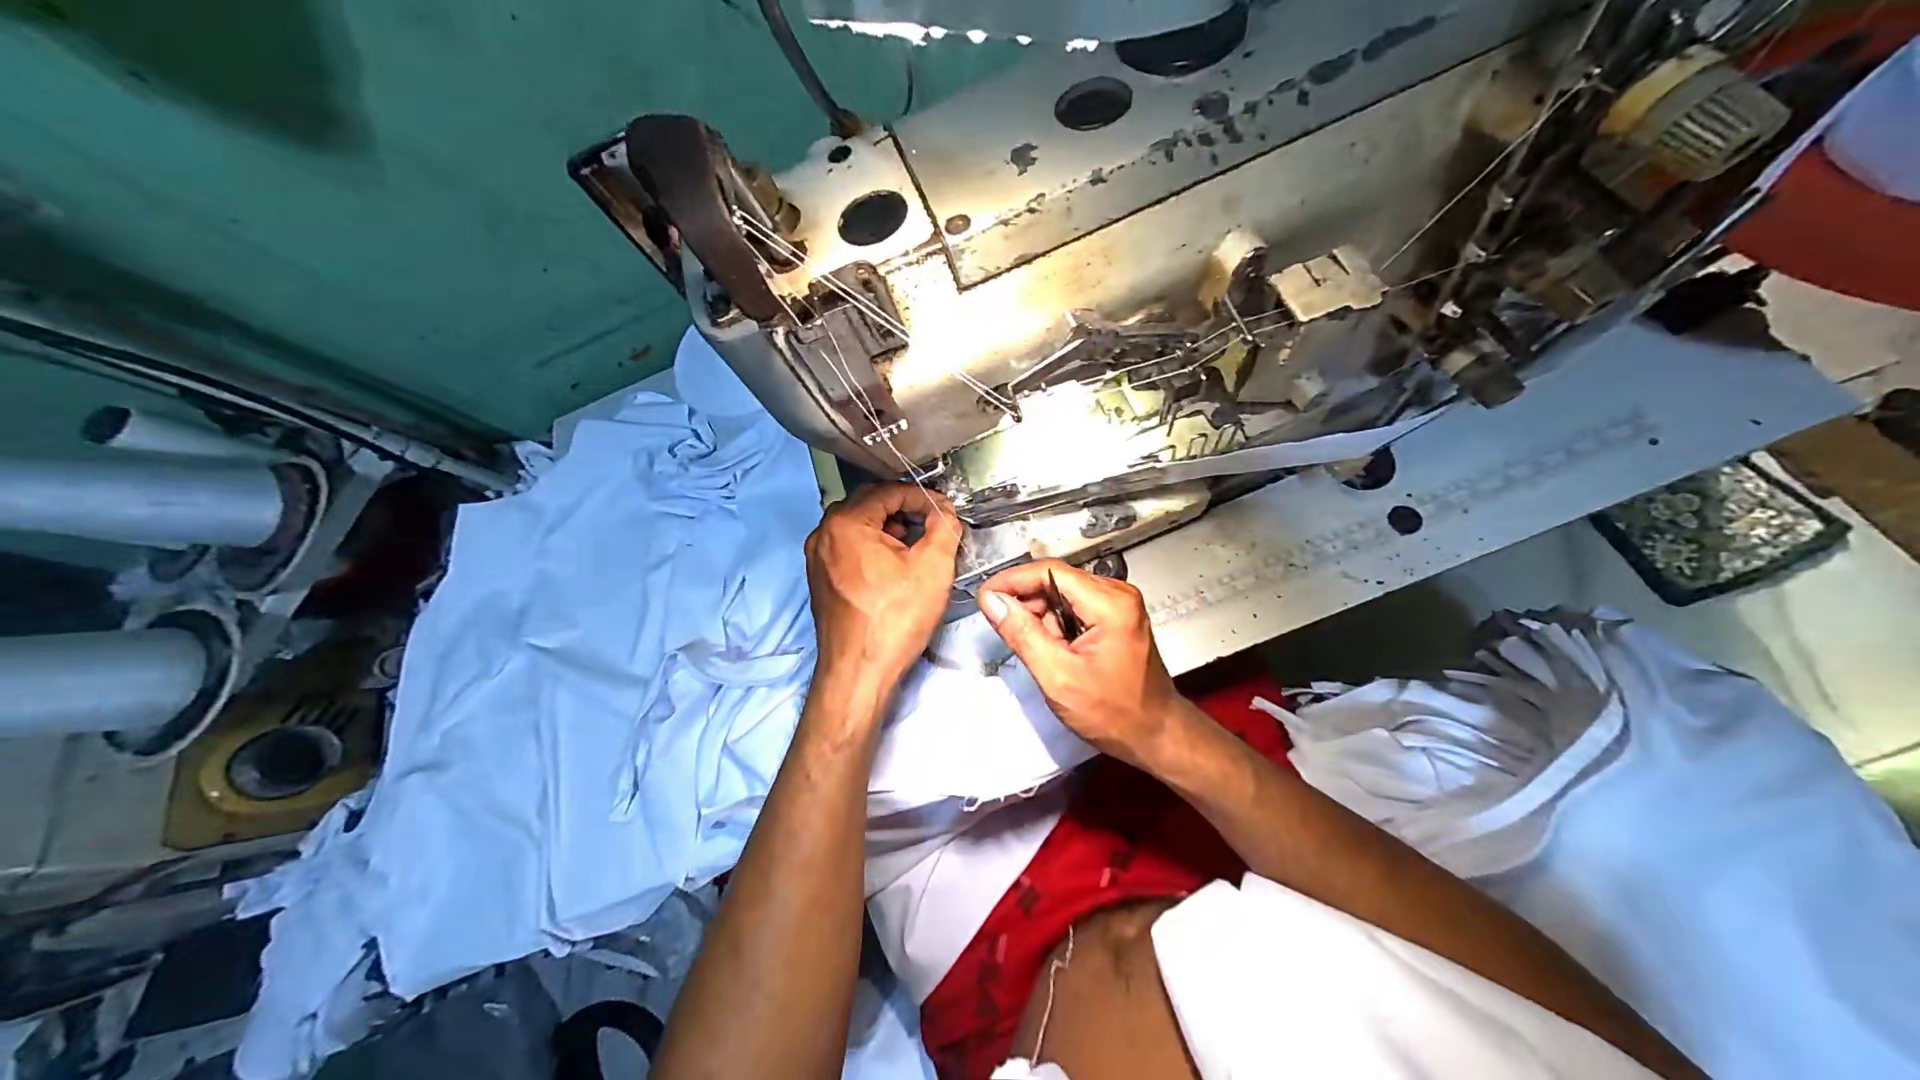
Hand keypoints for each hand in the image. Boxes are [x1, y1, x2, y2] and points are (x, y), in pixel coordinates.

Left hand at [805, 483, 962, 699]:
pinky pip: (847, 547)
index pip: (889, 491)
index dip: (922, 496)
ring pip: (857, 525)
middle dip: (904, 509)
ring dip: (887, 527)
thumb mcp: (933, 567)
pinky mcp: (820, 578)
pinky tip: (893, 567)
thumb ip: (944, 527)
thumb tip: (945, 512)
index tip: (944, 511)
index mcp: (846, 523)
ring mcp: (817, 557)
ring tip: (915, 546)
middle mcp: (823, 534)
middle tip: (931, 524)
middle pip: (869, 503)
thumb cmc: (893, 621)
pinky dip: (871, 546)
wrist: (859, 672)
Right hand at [977, 560, 1194, 768]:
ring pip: (1062, 593)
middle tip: (1008, 631)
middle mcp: (1118, 595)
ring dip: (1042, 617)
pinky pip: (1075, 607)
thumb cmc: (1116, 713)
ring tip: (1043, 652)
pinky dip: (1057, 625)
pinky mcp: (1115, 617)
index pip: (1049, 571)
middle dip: (1027, 603)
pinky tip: (1057, 652)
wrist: (1155, 733)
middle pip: (1056, 580)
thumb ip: (1021, 634)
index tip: (986, 596)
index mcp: (1110, 603)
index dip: (1012, 580)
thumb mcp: (1058, 676)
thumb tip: (992, 601)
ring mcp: (1119, 604)